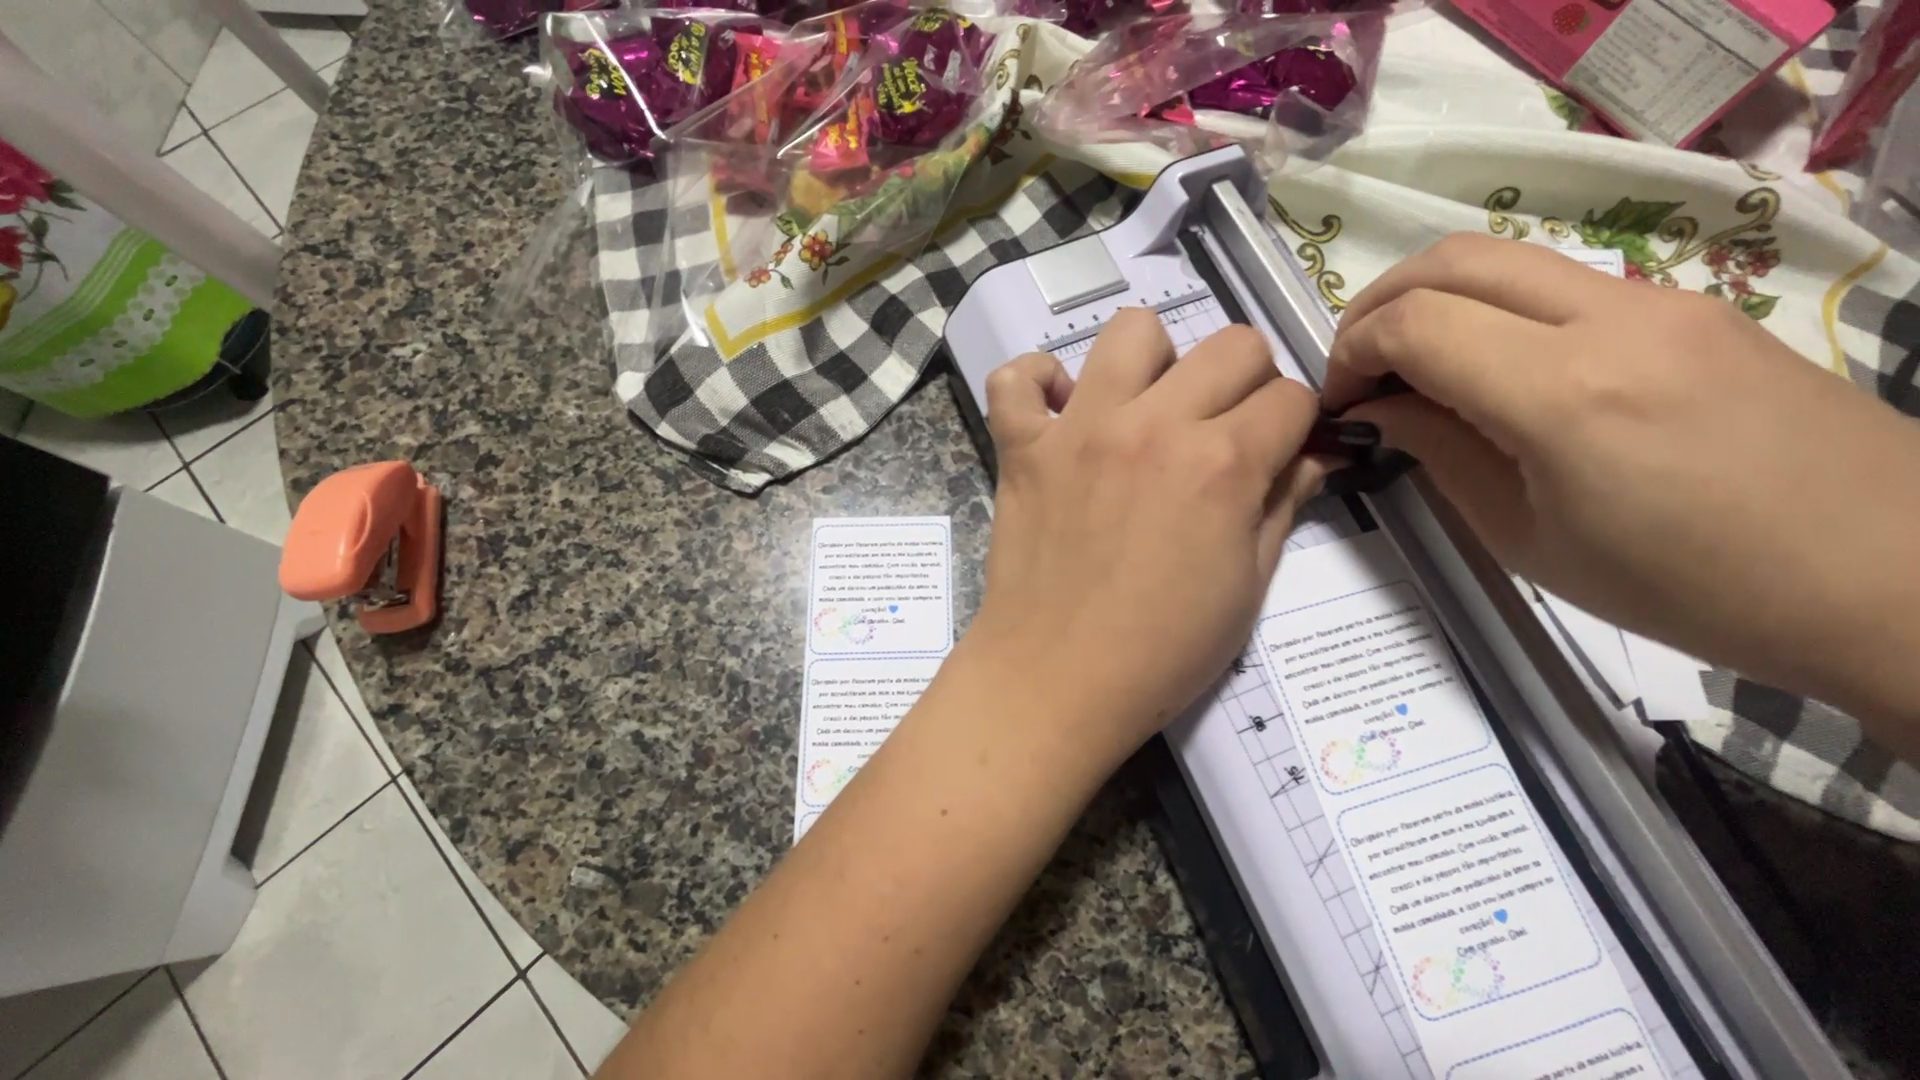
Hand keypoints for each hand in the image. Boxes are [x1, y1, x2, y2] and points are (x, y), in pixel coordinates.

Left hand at [968, 309, 1324, 761]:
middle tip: (1226, 429)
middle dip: (1248, 380)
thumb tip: (1311, 457)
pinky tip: (1060, 412)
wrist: (1057, 680)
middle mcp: (1154, 426)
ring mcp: (1080, 429)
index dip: (1297, 423)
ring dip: (1154, 359)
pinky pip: (1016, 378)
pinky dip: (1037, 382)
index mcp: (1222, 464)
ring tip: (1148, 408)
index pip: (1290, 397)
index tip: (1281, 451)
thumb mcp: (1247, 588)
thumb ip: (1282, 508)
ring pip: (1131, 330)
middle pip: (1231, 345)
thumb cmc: (1162, 650)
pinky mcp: (1022, 447)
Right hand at [1326, 233, 1919, 741]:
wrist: (1884, 576)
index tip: (1339, 403)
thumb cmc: (1685, 587)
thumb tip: (1377, 409)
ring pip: (1505, 256)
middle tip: (1356, 369)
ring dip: (1435, 298)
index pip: (1414, 323)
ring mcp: (1660, 300)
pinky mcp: (1690, 306)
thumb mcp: (1527, 538)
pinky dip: (1494, 308)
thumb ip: (1440, 453)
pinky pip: (1561, 281)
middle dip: (1376, 306)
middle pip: (1452, 259)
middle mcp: (1610, 318)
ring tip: (1414, 366)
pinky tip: (1495, 371)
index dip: (1351, 353)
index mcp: (1562, 393)